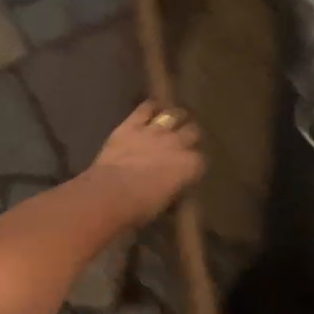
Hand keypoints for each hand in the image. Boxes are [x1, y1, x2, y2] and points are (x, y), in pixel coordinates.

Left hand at [83, 101, 204, 225]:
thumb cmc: (141, 207)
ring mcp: (155, 130)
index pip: (201, 159)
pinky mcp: (132, 124)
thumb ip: (176, 189)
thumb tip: (176, 187)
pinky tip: (153, 106)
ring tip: (175, 117)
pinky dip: (151, 106)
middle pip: (193, 131)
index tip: (191, 164)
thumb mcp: (167, 204)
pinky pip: (146, 108)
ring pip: (174, 115)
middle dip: (190, 134)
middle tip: (186, 138)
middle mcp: (177, 144)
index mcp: (190, 166)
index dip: (195, 162)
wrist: (112, 192)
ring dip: (176, 116)